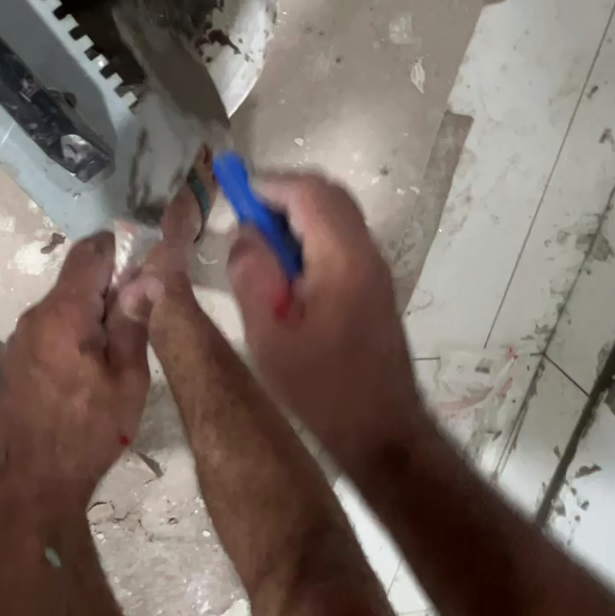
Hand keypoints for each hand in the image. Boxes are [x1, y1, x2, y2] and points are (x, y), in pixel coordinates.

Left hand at [0, 233, 151, 513]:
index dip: (121, 250)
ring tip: (117, 351)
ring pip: (63, 305)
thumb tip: (148, 275)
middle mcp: (34, 316)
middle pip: (77, 279)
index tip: (146, 269)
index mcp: (63, 313)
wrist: (30, 488)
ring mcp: (19, 339)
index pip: (90, 251)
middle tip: (139, 318)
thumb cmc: (88, 434)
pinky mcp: (15, 360)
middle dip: (110, 288)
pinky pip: (49, 329)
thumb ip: (133, 322)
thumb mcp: (127, 380)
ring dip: (91, 314)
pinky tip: (89, 369)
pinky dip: (72, 333)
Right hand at [226, 174, 424, 468]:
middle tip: (244, 218)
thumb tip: (245, 233)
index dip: (268, 185)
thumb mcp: (268, 337)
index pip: (307, 194)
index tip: (232, 193)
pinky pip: (340, 237)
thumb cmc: (321, 389)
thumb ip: (251, 275)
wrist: (382, 430)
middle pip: (326, 194)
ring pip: (335, 214)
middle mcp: (366, 253)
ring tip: (258, 244)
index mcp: (342, 260)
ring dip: (295, 214)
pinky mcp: (373, 283)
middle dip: (282, 194)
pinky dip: (309, 234)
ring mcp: (374, 267)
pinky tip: (284, 268)